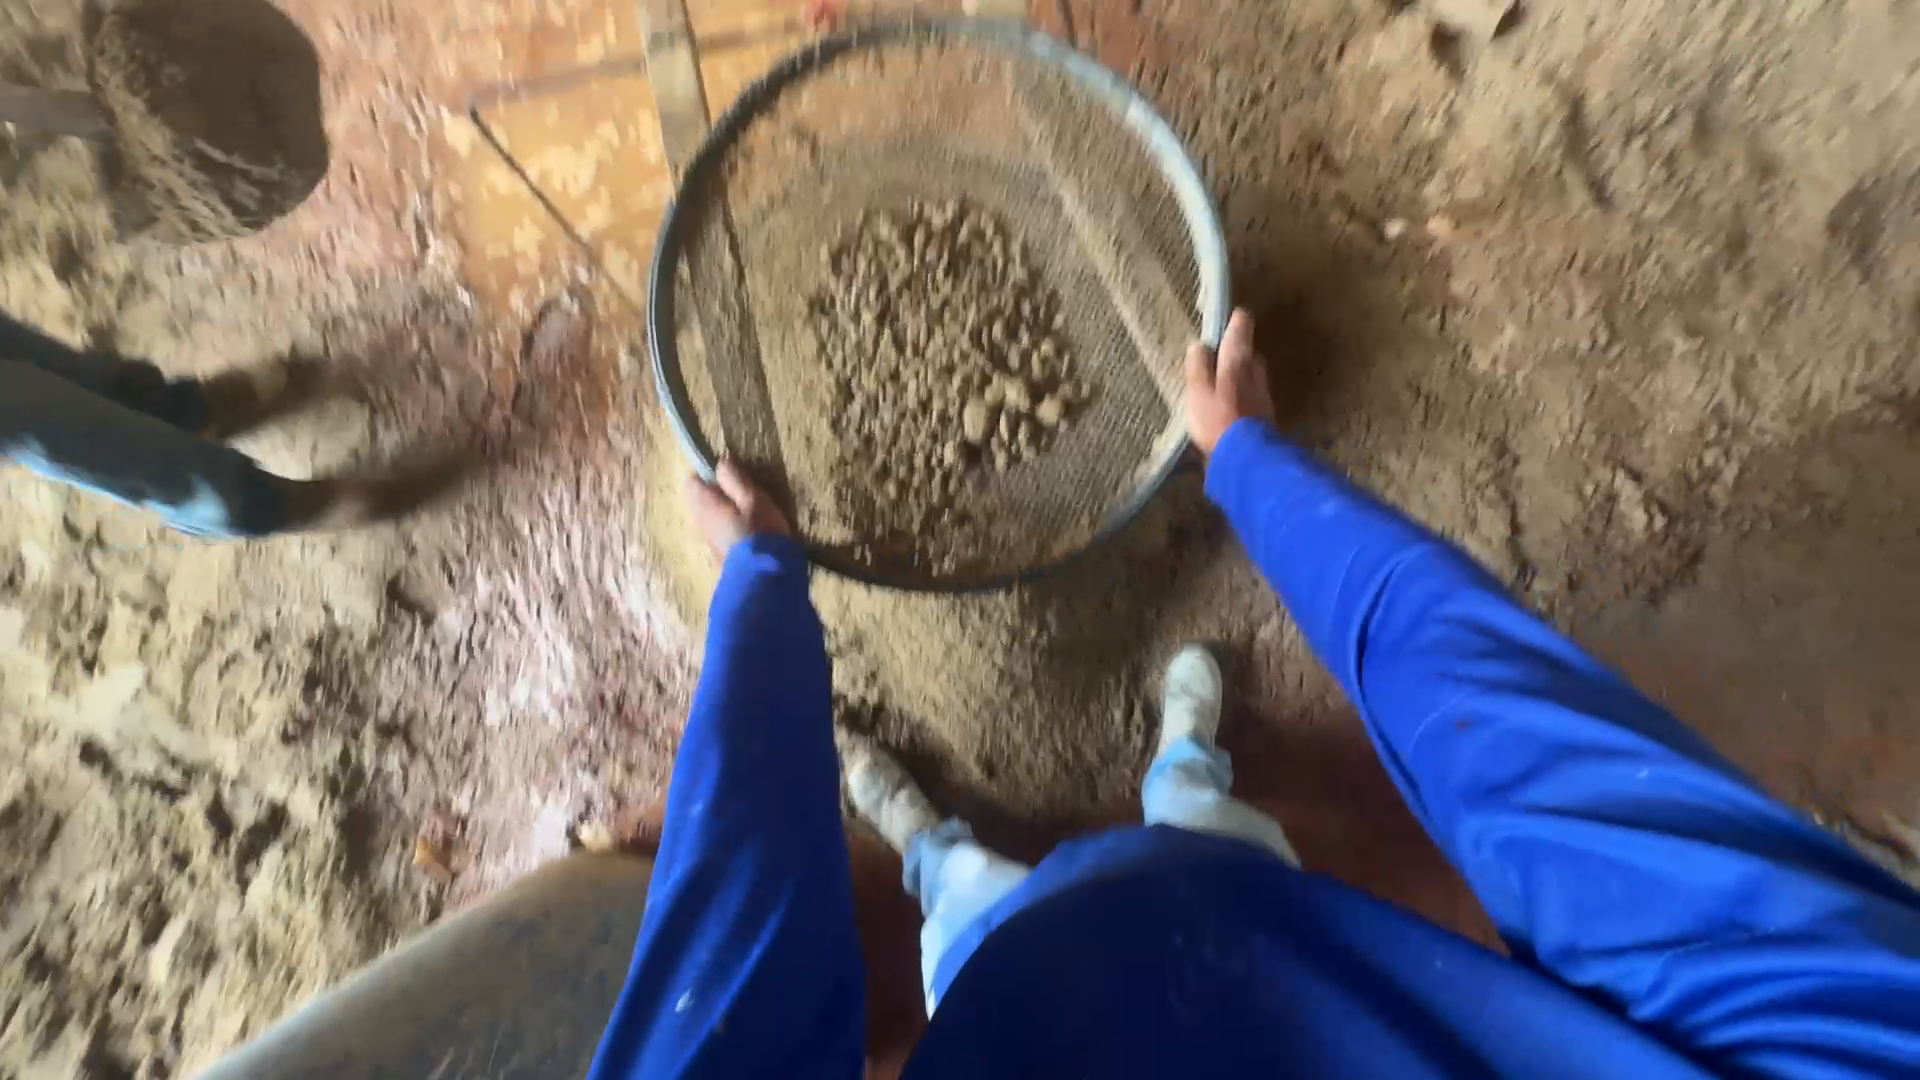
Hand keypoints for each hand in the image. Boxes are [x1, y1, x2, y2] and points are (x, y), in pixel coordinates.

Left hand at [686, 458, 791, 556]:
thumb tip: (720, 462)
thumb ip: (734, 479)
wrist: (763, 578)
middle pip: (700, 499)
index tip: (729, 475)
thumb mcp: (753, 498)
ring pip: (710, 517)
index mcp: (704, 504)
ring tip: (750, 514)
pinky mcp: (719, 554)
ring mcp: (708, 540)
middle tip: (744, 494)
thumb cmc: (759, 531)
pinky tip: (749, 533)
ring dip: (724, 511)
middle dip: (717, 493)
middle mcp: (700, 521)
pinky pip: (719, 532)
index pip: (692, 480)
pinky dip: (729, 527)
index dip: (708, 473)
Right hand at [1184, 308, 1274, 455]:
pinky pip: (1250, 392)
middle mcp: (1256, 367)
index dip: (1231, 320)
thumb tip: (1199, 346)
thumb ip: (1198, 366)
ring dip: (1234, 375)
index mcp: (1238, 358)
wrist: (1246, 456)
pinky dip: (1239, 394)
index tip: (1219, 324)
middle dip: (1229, 353)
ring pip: (1248, 372)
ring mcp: (1263, 389)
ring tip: (1215, 389)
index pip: (1241, 324)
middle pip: (1245, 350)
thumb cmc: (1217, 420)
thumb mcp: (1197, 391)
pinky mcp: (1265, 410)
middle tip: (1209, 363)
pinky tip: (1227, 408)